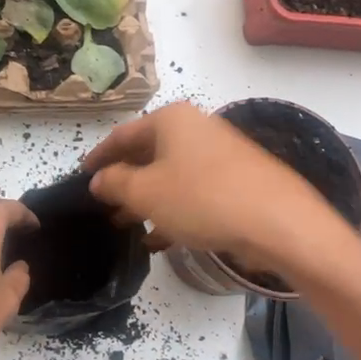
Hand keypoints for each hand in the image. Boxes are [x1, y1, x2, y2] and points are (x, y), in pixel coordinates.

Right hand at [83, 103, 350, 272]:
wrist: (277, 221)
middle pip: (149, 154)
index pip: (122, 135)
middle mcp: (196, 129)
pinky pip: (194, 193)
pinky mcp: (238, 181)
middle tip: (103, 206)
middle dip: (125, 182)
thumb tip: (100, 179)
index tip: (83, 176)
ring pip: (171, 176)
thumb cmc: (201, 199)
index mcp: (171, 120)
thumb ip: (115, 183)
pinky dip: (174, 211)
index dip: (99, 157)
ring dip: (147, 200)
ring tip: (127, 226)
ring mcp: (220, 155)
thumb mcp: (146, 193)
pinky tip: (161, 239)